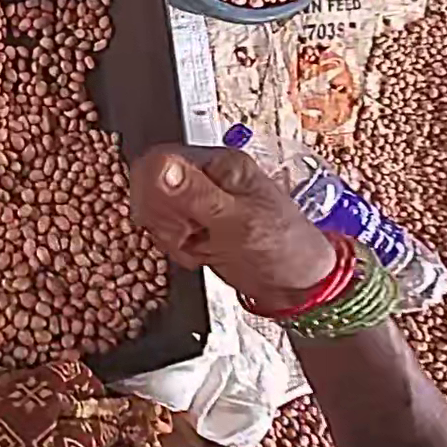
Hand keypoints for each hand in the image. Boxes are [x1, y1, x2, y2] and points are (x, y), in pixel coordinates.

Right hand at [130, 144, 335, 309]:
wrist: (298, 285)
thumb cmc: (284, 247)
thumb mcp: (239, 221)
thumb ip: (196, 194)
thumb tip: (160, 166)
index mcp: (217, 163)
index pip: (158, 161)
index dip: (155, 192)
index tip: (175, 219)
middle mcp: (204, 177)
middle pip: (148, 185)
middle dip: (161, 217)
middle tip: (188, 234)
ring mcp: (196, 201)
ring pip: (152, 210)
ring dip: (167, 234)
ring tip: (198, 244)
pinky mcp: (193, 224)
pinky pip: (162, 230)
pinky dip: (172, 246)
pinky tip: (197, 252)